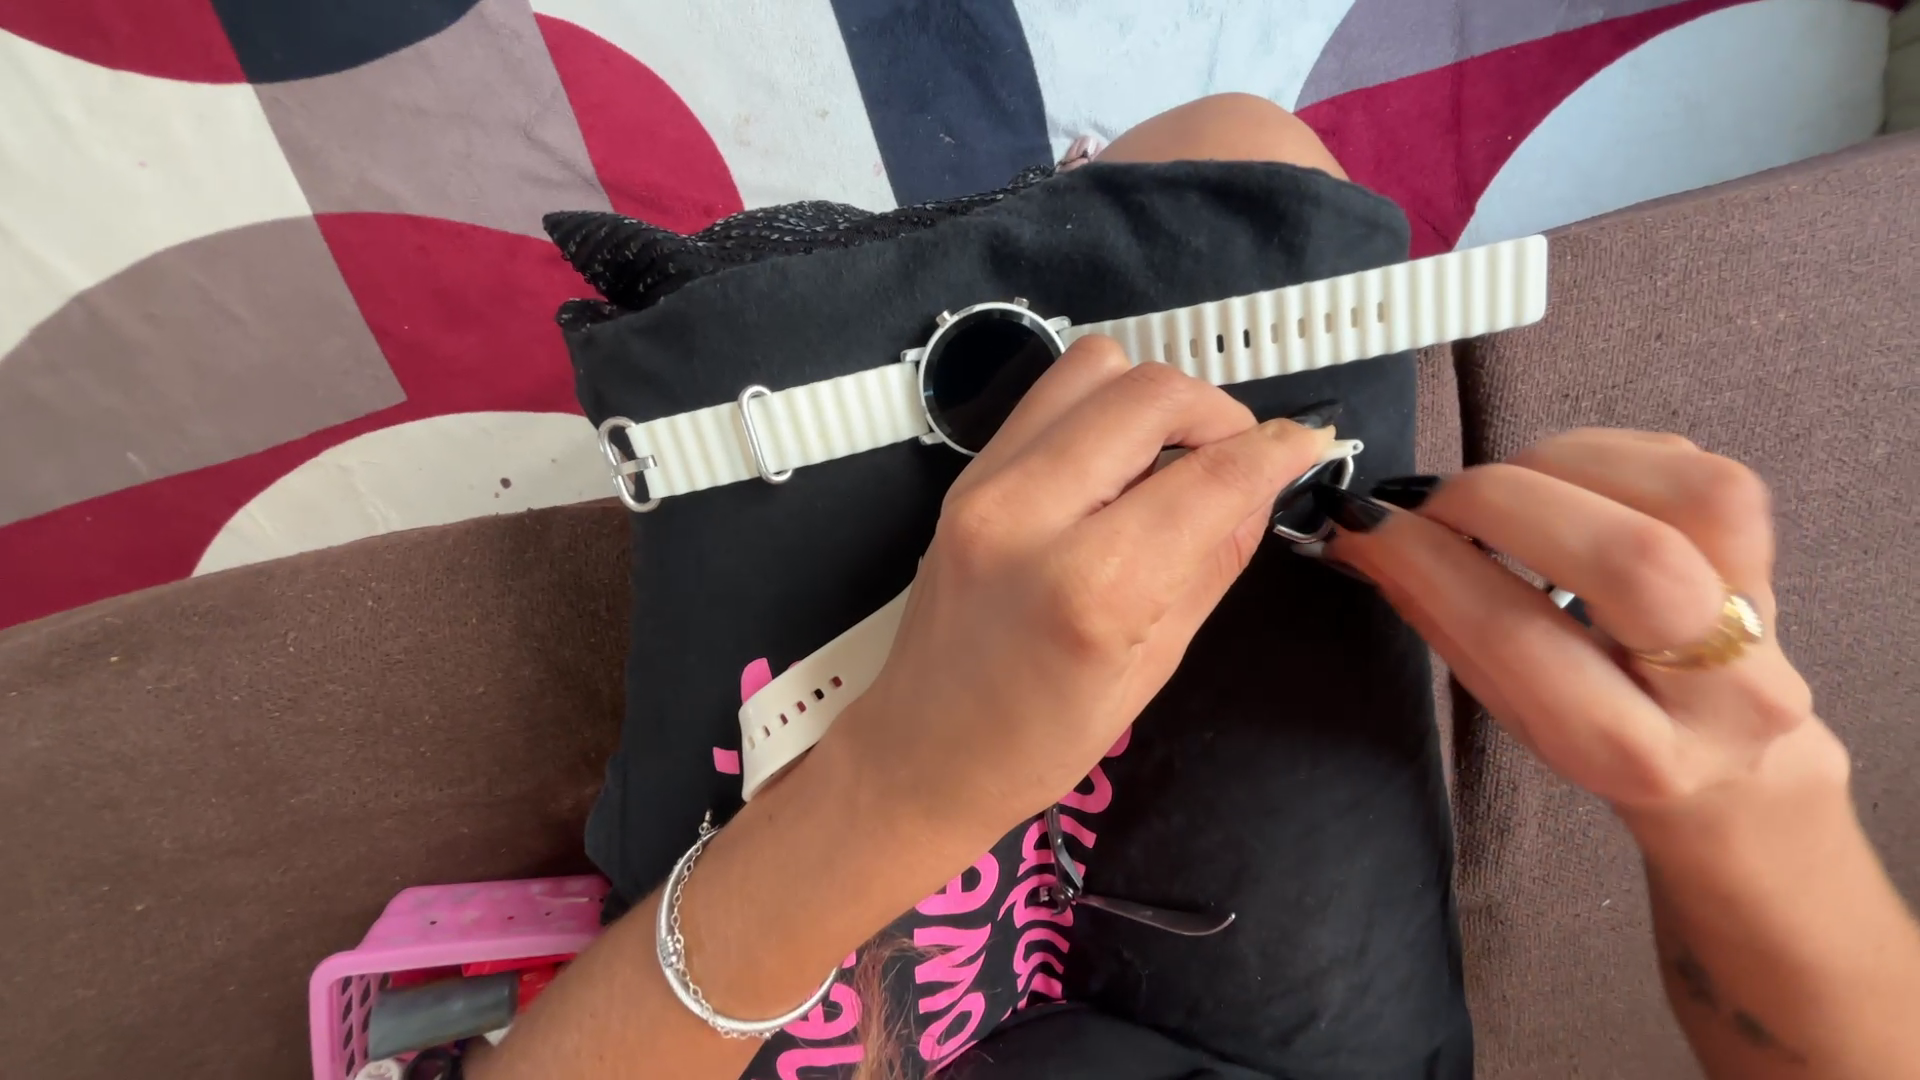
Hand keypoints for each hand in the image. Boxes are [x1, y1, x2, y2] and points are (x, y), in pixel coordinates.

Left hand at [824, 336, 1335, 839]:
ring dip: (1153, 399)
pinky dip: (1101, 412)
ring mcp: (982, 485)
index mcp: (1090, 586)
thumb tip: (1259, 483)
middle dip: (1217, 412)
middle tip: (1233, 460)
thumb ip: (1214, 558)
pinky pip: (1049, 400)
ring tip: (1169, 458)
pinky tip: (1114, 466)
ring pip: (1094, 369)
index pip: (1209, 477)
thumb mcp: (1155, 663)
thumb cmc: (1041, 740)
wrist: (922, 749)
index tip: (1305, 446)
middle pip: (1149, 391)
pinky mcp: (963, 478)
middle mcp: (1027, 512)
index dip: (1276, 451)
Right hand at [1325, 429, 1844, 826]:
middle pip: (1626, 557)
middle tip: (1433, 501)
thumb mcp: (1496, 699)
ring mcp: (1768, 618)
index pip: (1512, 631)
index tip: (1361, 522)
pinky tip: (1556, 479)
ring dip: (1563, 465)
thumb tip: (1359, 533)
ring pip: (1695, 493)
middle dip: (1498, 501)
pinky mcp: (1777, 554)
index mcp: (1628, 751)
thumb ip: (1435, 614)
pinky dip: (1604, 453)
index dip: (1425, 559)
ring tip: (1502, 486)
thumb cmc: (1587, 730)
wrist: (1731, 755)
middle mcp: (1725, 691)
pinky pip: (1699, 467)